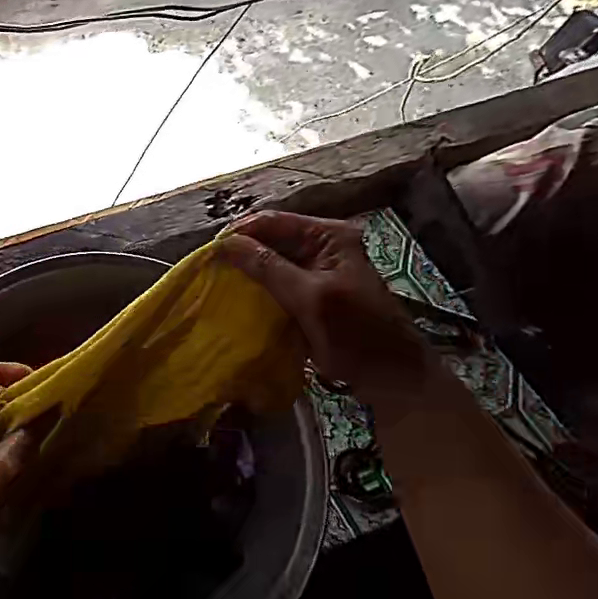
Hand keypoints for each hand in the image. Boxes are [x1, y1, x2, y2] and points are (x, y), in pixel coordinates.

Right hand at [216, 211, 435, 402]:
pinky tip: (235, 295)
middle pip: (267, 238)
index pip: (271, 222)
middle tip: (208, 269)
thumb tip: (225, 244)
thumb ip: (268, 267)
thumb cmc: (356, 334)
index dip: (238, 234)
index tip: (208, 254)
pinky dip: (254, 286)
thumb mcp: (310, 297)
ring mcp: (313, 268)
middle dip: (239, 252)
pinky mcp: (306, 291)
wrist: (390, 376)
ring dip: (244, 270)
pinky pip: (272, 280)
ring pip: (267, 259)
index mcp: (328, 236)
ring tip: (216, 281)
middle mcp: (320, 245)